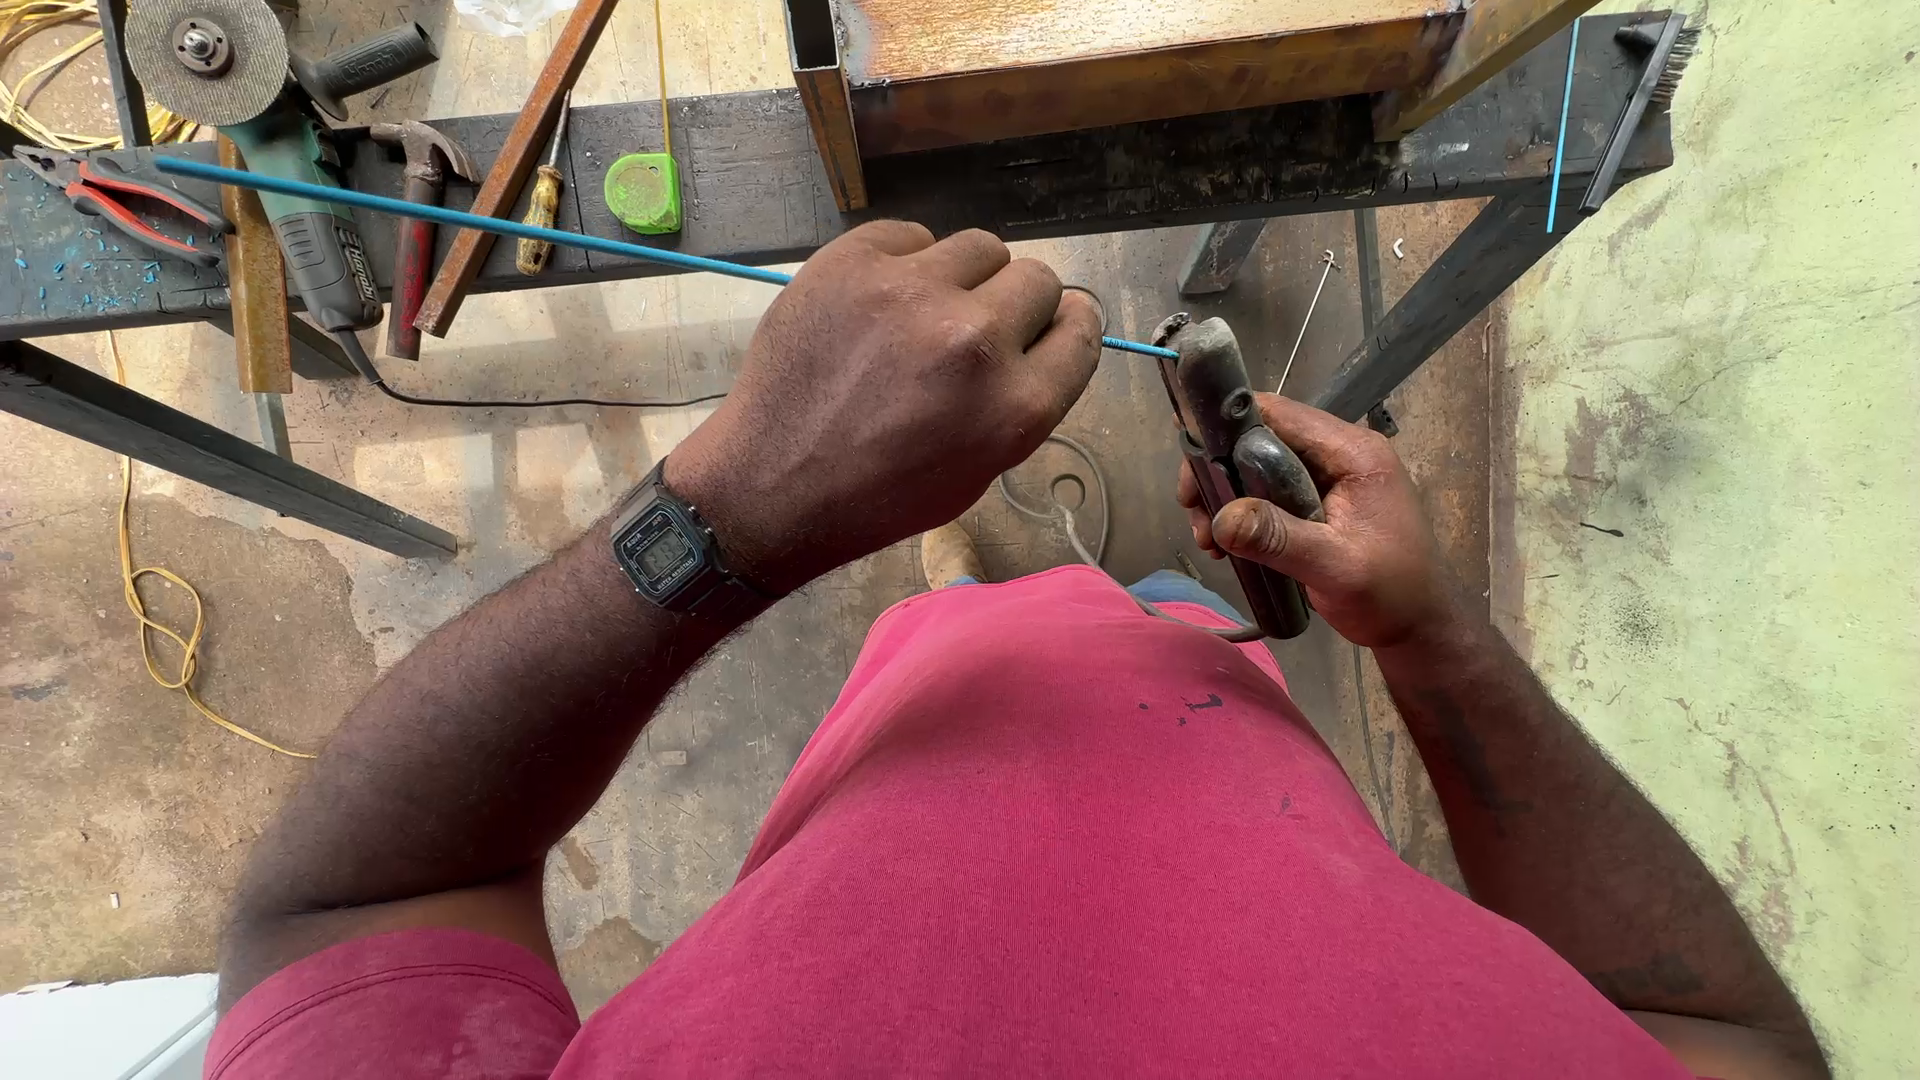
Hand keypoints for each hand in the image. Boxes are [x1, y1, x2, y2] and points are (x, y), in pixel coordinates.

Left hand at [665, 222, 1103, 593]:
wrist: (774, 484)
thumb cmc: (882, 496)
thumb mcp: (978, 471)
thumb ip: (1021, 402)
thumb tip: (1042, 337)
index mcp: (1016, 407)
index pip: (1083, 329)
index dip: (1067, 328)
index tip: (1046, 330)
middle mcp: (976, 339)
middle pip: (1038, 278)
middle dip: (1017, 306)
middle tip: (974, 335)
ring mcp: (911, 291)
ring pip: (980, 247)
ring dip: (966, 280)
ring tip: (924, 315)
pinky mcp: (852, 260)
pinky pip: (913, 235)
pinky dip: (908, 263)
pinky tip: (881, 301)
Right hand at [1178, 394, 1461, 648]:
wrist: (1420, 628)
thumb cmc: (1390, 595)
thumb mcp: (1335, 567)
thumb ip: (1279, 538)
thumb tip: (1221, 517)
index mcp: (1352, 452)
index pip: (1276, 413)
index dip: (1224, 427)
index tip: (1190, 468)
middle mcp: (1338, 452)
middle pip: (1257, 436)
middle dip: (1216, 472)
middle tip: (1193, 513)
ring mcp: (1327, 475)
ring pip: (1255, 464)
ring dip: (1223, 496)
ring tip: (1207, 538)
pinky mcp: (1316, 499)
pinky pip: (1265, 490)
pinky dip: (1238, 511)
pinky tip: (1225, 543)